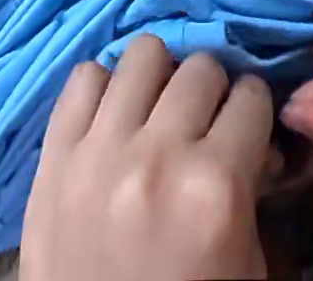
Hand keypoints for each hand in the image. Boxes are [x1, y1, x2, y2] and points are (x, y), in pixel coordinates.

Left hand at [20, 35, 274, 280]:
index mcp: (214, 188)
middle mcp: (159, 155)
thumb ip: (254, 191)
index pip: (251, 97)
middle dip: (213, 88)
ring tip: (158, 106)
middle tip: (205, 117)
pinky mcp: (55, 154)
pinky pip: (84, 77)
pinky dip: (104, 88)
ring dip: (161, 75)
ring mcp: (100, 149)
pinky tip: (113, 116)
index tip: (246, 120)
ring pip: (143, 53)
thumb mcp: (245, 268)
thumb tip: (256, 139)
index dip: (254, 108)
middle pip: (200, 67)